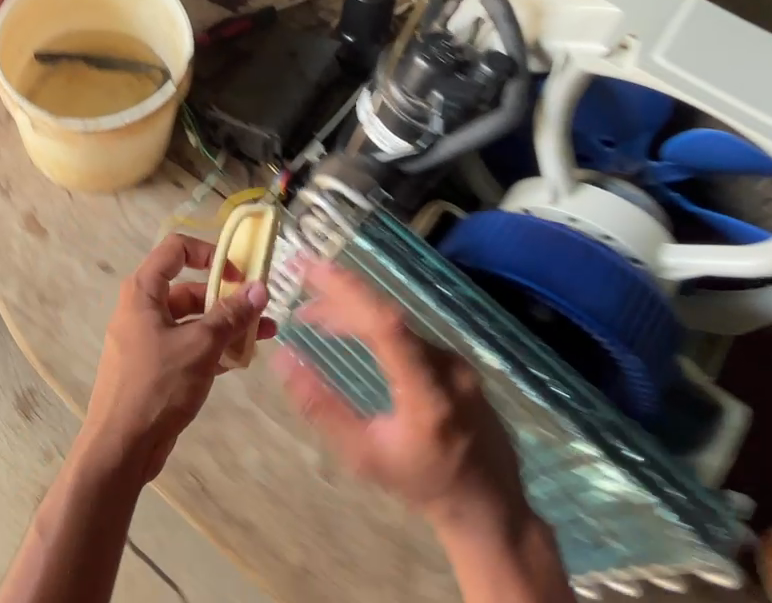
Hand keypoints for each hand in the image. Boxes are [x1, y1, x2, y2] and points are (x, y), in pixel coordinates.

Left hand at [79, 233, 276, 481]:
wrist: (121, 444)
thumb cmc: (156, 385)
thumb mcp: (200, 346)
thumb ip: (231, 316)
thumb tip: (260, 288)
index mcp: (144, 291)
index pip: (176, 249)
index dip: (209, 252)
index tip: (238, 272)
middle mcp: (143, 308)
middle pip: (189, 287)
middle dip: (228, 297)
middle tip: (263, 309)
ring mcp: (148, 338)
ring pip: (193, 320)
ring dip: (226, 325)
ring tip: (265, 335)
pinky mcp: (156, 366)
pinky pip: (189, 345)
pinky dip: (214, 348)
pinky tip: (243, 359)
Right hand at [273, 260, 526, 531]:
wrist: (489, 504)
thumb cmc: (421, 482)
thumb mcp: (363, 454)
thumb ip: (322, 407)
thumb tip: (283, 359)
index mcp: (426, 393)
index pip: (387, 326)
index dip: (348, 291)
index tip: (312, 268)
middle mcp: (447, 368)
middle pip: (387, 315)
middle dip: (338, 294)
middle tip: (299, 280)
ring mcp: (457, 362)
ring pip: (396, 322)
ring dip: (352, 312)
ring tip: (311, 315)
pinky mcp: (458, 362)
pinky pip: (408, 333)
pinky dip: (373, 326)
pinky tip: (350, 331)